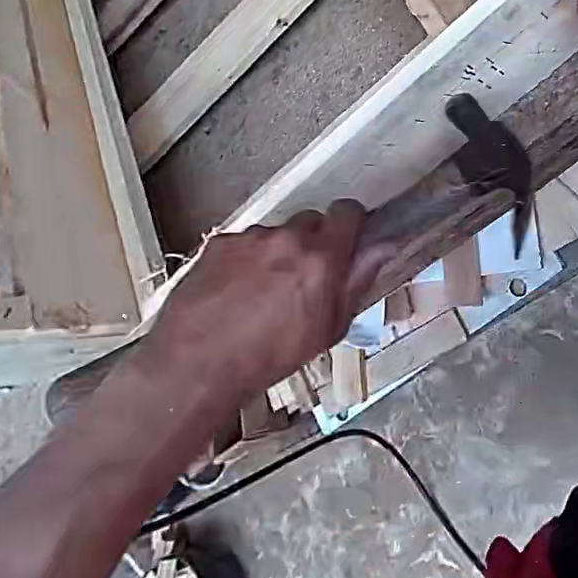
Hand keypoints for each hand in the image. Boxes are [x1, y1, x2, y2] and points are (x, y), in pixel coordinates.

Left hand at [148, 201, 389, 403]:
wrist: (197, 365)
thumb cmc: (268, 355)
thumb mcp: (330, 327)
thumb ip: (358, 280)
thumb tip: (380, 250)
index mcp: (322, 257)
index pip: (348, 211)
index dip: (351, 222)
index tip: (348, 237)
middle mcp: (287, 239)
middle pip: (312, 220)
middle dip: (315, 241)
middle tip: (307, 274)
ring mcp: (250, 239)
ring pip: (277, 234)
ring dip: (279, 252)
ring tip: (266, 291)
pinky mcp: (219, 244)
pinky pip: (244, 243)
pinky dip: (247, 260)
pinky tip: (239, 292)